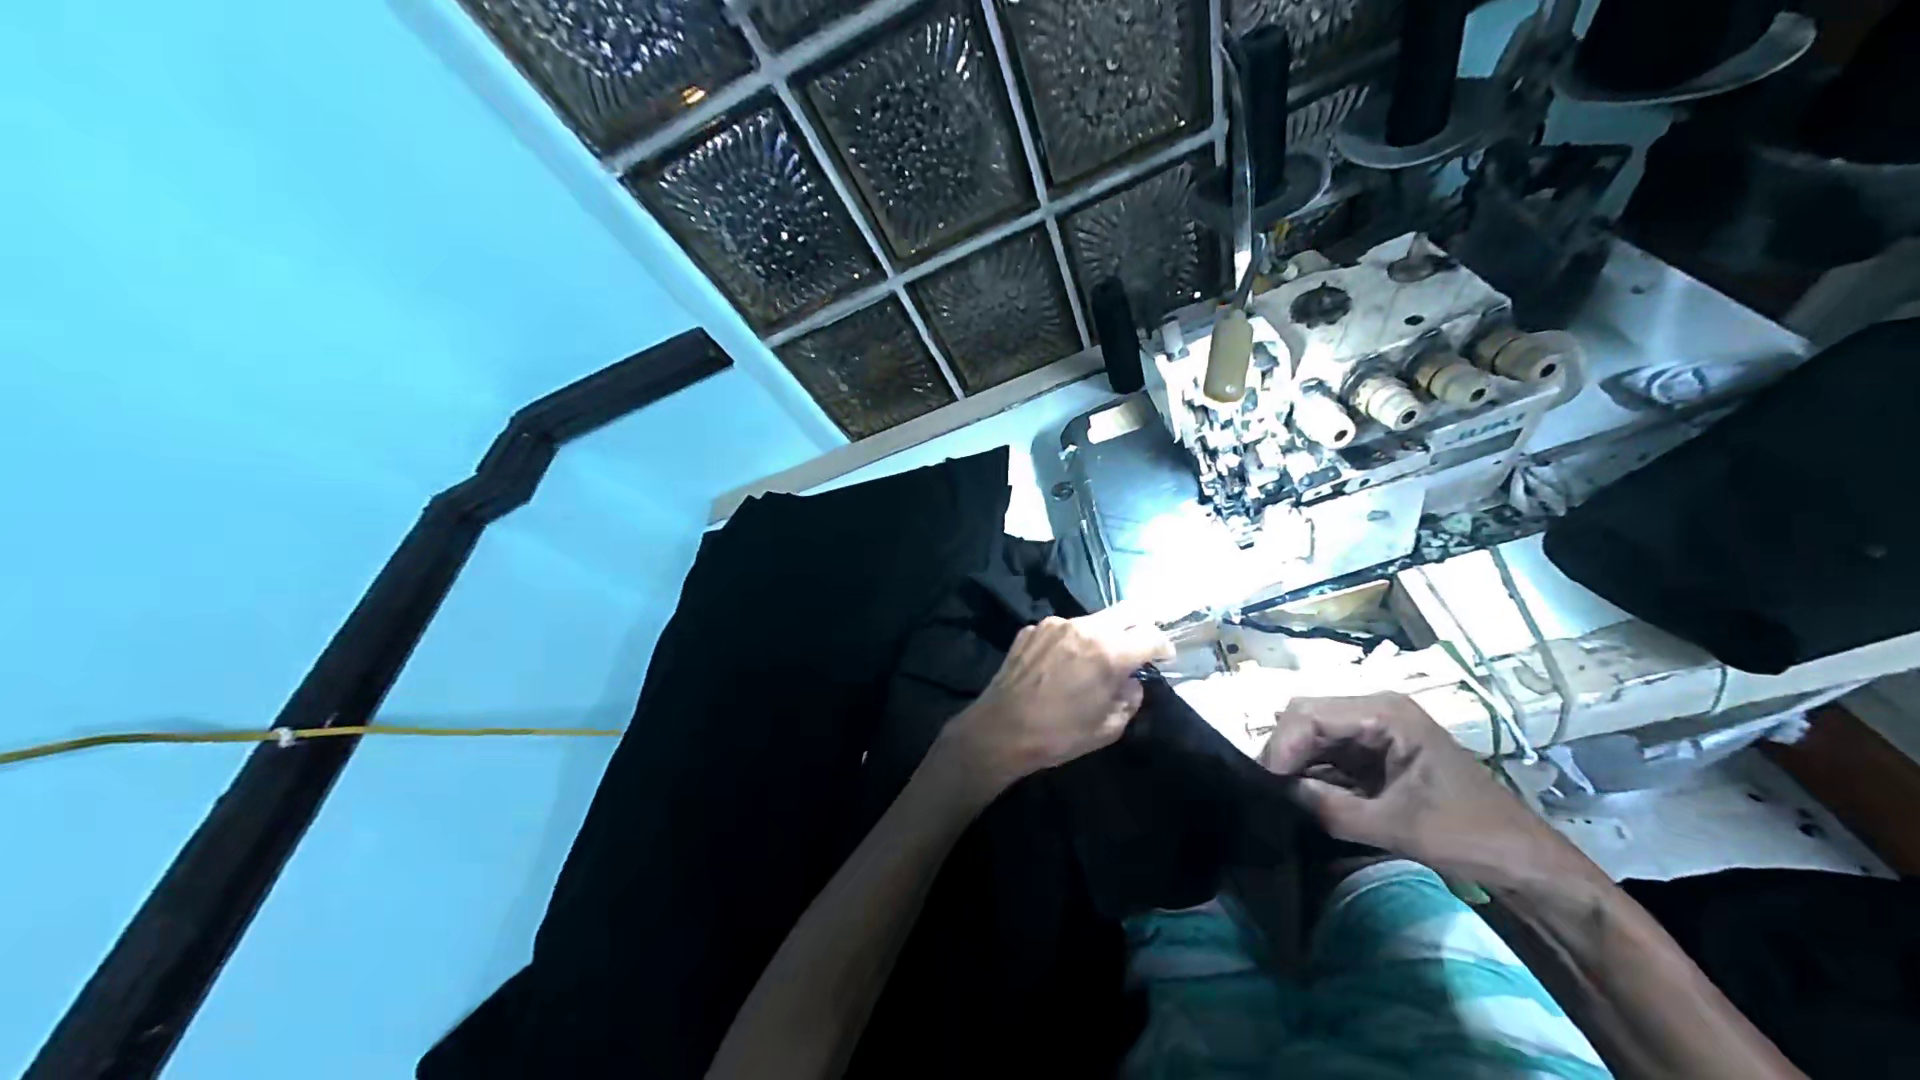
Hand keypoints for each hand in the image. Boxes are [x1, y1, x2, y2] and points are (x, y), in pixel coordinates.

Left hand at [939, 611, 1173, 792]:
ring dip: (1103, 635)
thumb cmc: (1058, 735)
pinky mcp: (1031, 629)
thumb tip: (1130, 682)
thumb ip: (1129, 699)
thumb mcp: (1108, 727)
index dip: (1163, 646)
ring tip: (1096, 661)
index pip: (1151, 635)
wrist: (1000, 729)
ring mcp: (1054, 625)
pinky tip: (1062, 666)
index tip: (1164, 657)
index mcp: (1108, 652)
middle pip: (1125, 614)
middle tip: (1138, 651)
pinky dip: (1072, 642)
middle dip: (1137, 629)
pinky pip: (1063, 629)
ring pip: (1092, 620)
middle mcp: (1084, 628)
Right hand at [1261, 693, 1584, 887]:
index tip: (1265, 783)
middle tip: (1266, 789)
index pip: (1309, 714)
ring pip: (1312, 734)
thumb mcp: (1395, 826)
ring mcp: (1375, 729)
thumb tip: (1279, 793)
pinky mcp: (1373, 751)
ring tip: (1277, 793)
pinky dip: (1310, 772)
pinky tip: (1299, 794)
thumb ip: (1330, 808)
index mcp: (1386, 713)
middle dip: (1282, 751)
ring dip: (1294, 762)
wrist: (1523, 861)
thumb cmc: (1468, 835)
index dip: (1282, 745)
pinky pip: (1327, 752)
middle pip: (1306, 717)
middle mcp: (1376, 709)